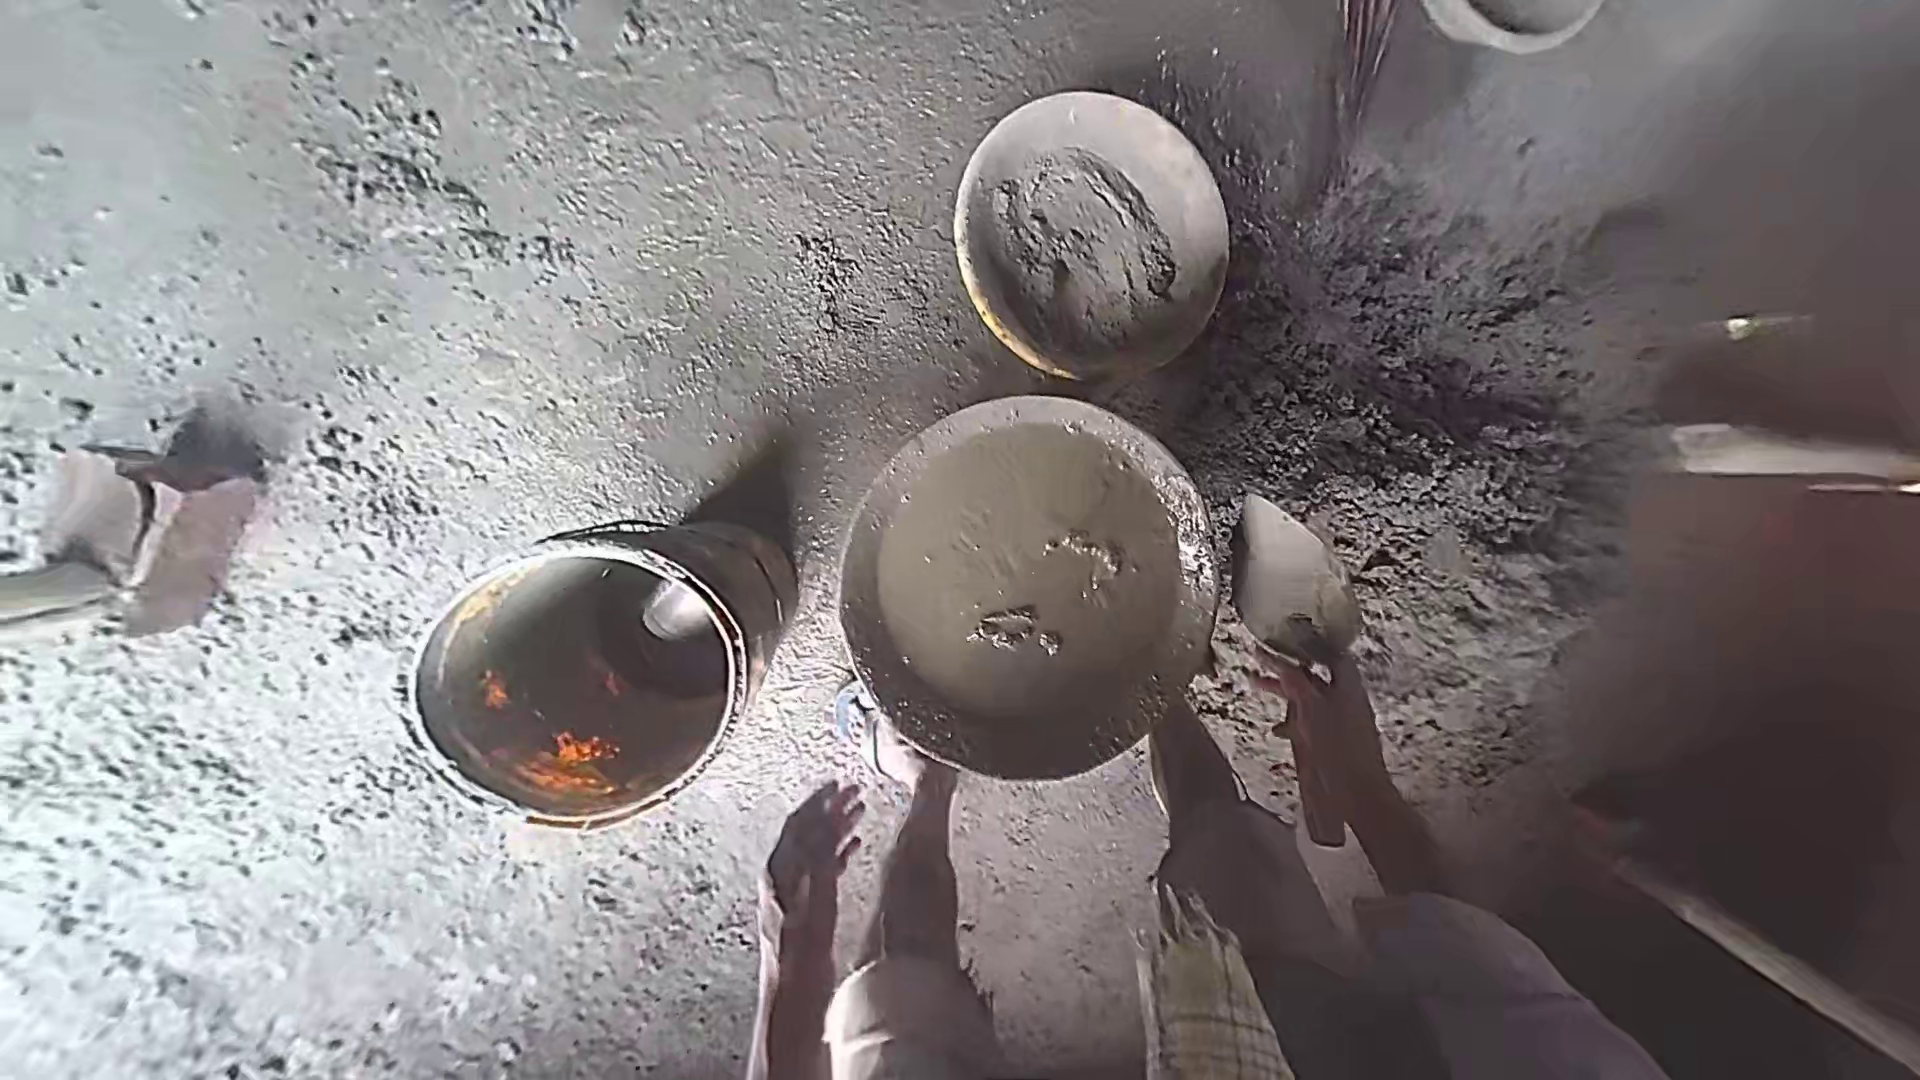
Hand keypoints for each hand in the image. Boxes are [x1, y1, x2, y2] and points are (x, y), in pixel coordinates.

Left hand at [760, 781, 864, 959]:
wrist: (794, 998)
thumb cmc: (801, 954)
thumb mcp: (814, 901)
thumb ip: (820, 861)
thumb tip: (827, 824)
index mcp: (779, 871)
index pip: (799, 822)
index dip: (818, 800)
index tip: (837, 783)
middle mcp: (783, 875)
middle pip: (808, 830)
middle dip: (831, 808)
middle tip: (854, 791)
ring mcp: (795, 889)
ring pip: (817, 846)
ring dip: (838, 826)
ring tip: (860, 809)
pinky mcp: (807, 904)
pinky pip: (824, 866)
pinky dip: (840, 851)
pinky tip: (856, 844)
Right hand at [1249, 649, 1389, 801]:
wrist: (1356, 793)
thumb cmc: (1336, 746)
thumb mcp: (1309, 706)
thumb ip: (1293, 680)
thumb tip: (1277, 659)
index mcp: (1347, 687)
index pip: (1328, 655)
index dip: (1306, 645)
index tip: (1282, 639)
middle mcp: (1345, 701)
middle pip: (1313, 676)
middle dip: (1286, 668)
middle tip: (1260, 661)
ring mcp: (1339, 722)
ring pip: (1307, 698)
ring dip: (1283, 691)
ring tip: (1257, 686)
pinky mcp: (1332, 741)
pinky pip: (1307, 721)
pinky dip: (1289, 718)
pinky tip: (1276, 727)